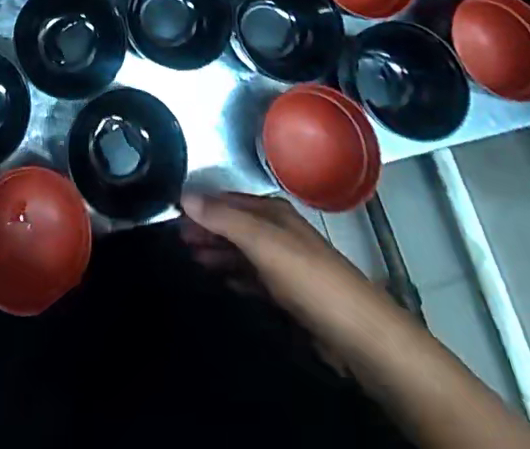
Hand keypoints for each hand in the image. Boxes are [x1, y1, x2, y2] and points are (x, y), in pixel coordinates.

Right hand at [180, 192, 399, 360]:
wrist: (358, 334)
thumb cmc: (308, 279)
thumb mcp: (262, 242)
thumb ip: (224, 218)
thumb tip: (185, 195)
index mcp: (274, 213)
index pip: (228, 200)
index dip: (201, 205)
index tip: (172, 213)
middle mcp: (279, 232)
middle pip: (235, 224)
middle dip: (207, 228)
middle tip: (176, 239)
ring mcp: (285, 264)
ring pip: (242, 251)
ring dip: (218, 252)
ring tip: (191, 259)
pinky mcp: (290, 295)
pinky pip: (253, 278)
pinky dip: (234, 276)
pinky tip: (222, 282)